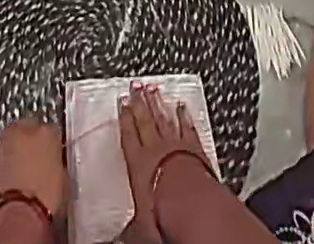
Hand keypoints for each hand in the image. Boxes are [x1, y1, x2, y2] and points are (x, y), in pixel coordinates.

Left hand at [0, 118, 64, 238]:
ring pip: (14, 141)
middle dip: (32, 142)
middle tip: (37, 161)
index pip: (52, 131)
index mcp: (49, 132)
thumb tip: (54, 167)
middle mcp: (26, 130)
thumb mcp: (63, 179)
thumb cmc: (44, 198)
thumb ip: (57, 163)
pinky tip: (13, 180)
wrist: (19, 214)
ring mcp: (6, 143)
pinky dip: (7, 164)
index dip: (53, 146)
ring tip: (24, 172)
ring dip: (17, 151)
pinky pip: (3, 156)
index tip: (53, 156)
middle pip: (30, 129)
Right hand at [119, 83, 212, 243]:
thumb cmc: (162, 212)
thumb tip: (119, 237)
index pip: (128, 135)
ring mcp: (175, 145)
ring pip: (164, 118)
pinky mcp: (194, 147)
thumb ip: (129, 224)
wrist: (190, 203)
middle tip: (136, 85)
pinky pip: (186, 127)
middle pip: (145, 120)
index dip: (125, 118)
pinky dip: (183, 115)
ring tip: (154, 88)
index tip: (122, 102)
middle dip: (139, 102)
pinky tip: (182, 105)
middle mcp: (155, 149)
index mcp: (138, 163)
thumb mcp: (139, 224)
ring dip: (158, 103)